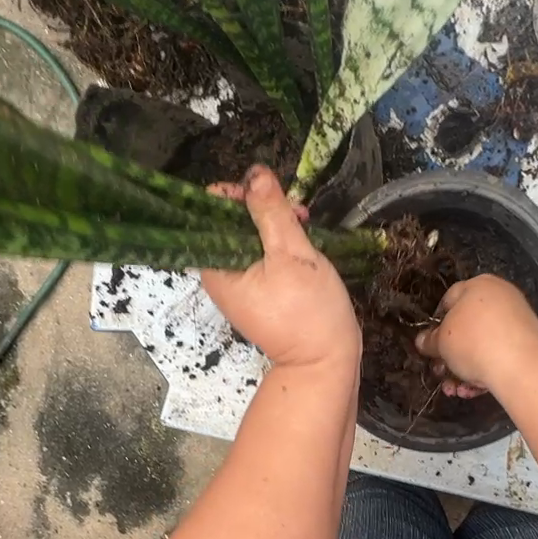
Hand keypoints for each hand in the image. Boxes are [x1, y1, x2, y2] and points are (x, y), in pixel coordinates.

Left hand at [199, 166, 359, 370]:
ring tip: (306, 227)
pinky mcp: (260, 293)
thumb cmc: (309, 314)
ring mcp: (240, 286)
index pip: (210, 211)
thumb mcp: (292, 255)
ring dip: (277, 226)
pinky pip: (263, 257)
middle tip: (298, 214)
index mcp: (217, 266)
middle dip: (265, 210)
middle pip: (232, 222)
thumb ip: (271, 212)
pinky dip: (281, 247)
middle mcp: (221, 274)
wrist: (326, 364)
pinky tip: (304, 246)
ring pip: (251, 238)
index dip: (241, 195)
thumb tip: (255, 174)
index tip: (272, 199)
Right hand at [413, 275, 537, 396]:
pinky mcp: (527, 343)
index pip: (449, 300)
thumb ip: (429, 341)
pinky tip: (474, 390)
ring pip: (482, 345)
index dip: (435, 324)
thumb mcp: (441, 342)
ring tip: (456, 390)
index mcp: (479, 285)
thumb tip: (422, 340)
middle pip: (466, 327)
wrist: (521, 366)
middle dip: (450, 354)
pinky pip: (499, 355)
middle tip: (441, 372)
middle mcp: (500, 298)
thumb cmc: (474, 343)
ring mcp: (516, 320)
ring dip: (464, 369)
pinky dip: (485, 371)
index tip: (431, 345)